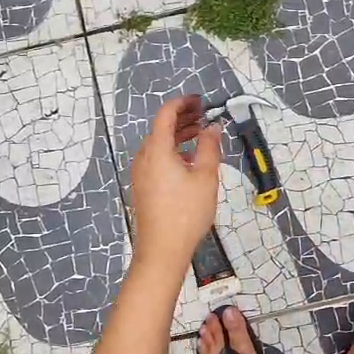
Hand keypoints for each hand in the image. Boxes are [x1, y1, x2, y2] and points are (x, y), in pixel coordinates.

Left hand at [128, 96, 223, 276]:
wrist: (161, 251)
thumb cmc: (186, 212)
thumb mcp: (205, 177)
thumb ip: (209, 147)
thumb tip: (213, 127)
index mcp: (156, 149)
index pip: (166, 114)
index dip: (183, 103)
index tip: (201, 101)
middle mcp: (144, 156)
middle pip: (161, 128)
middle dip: (183, 118)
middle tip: (205, 116)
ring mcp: (141, 173)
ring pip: (159, 144)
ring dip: (179, 135)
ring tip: (201, 135)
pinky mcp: (143, 186)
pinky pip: (157, 158)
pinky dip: (172, 151)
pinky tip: (189, 161)